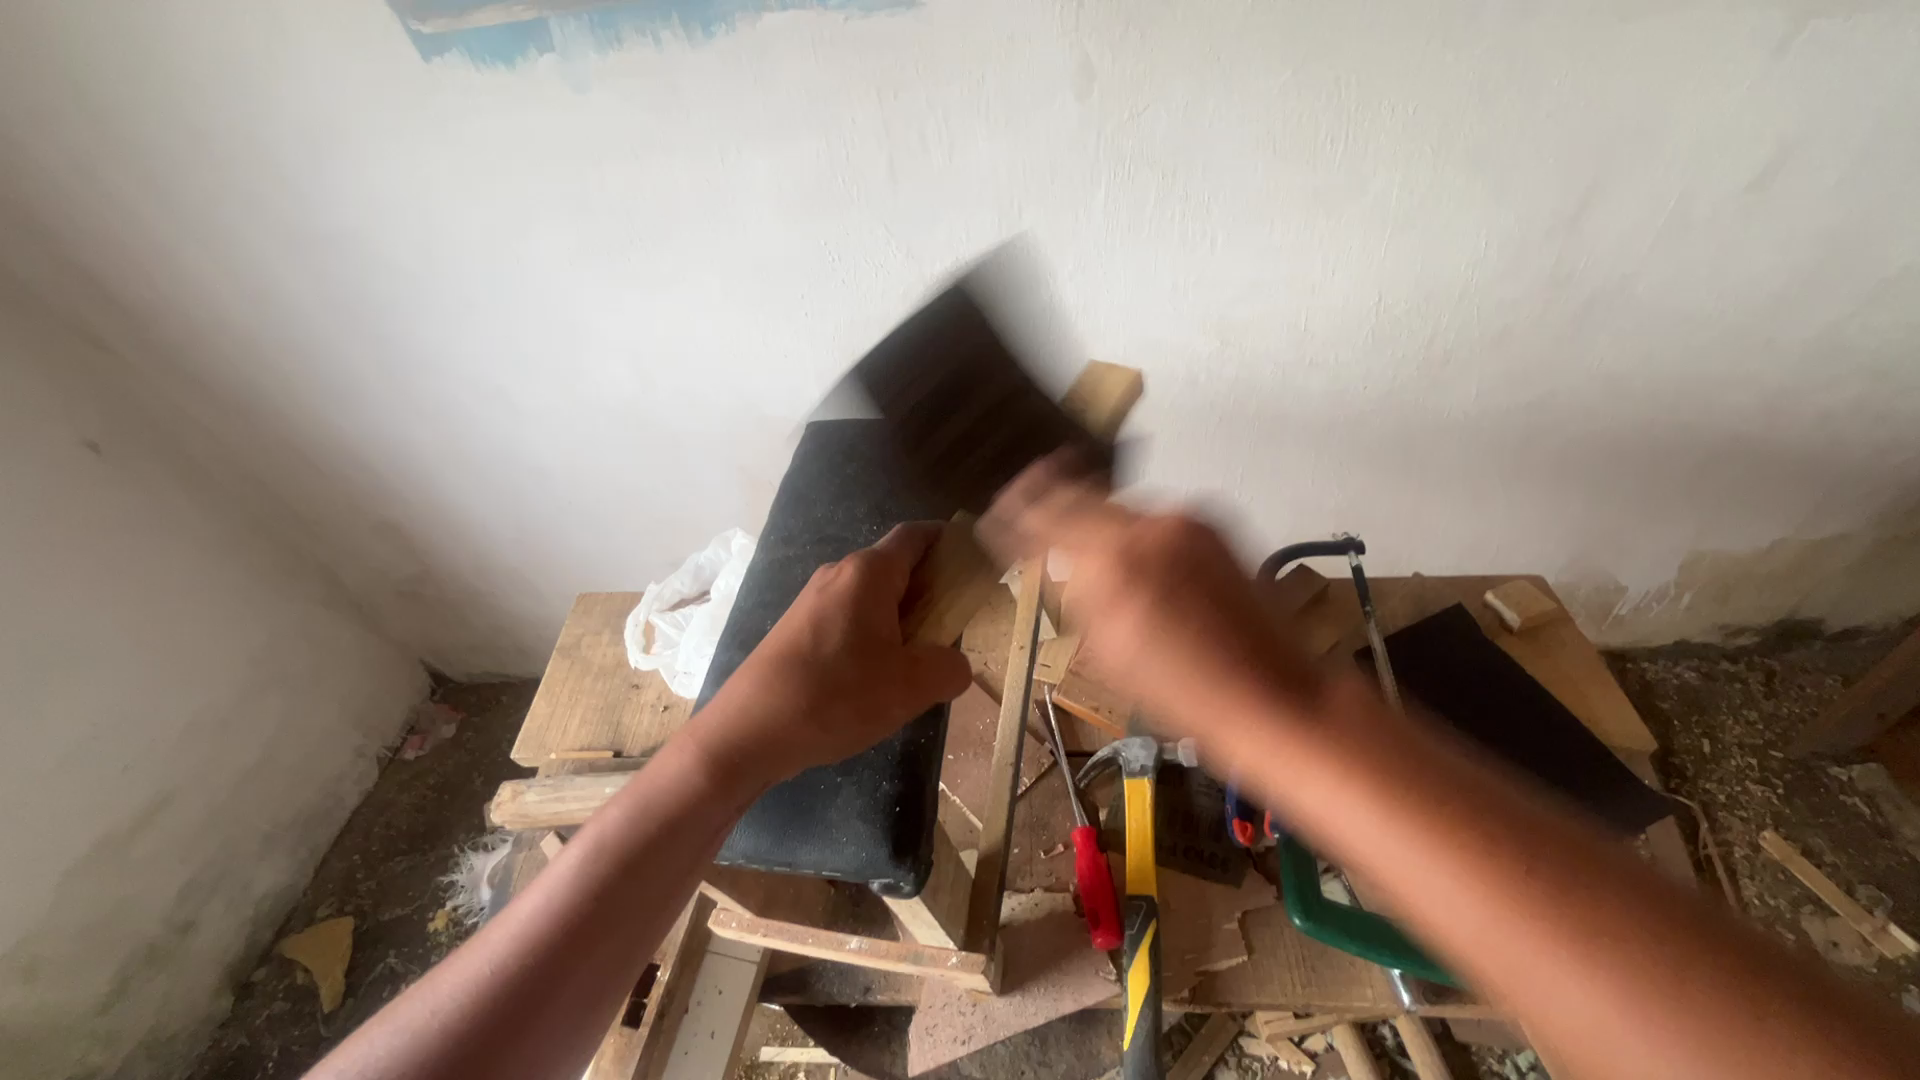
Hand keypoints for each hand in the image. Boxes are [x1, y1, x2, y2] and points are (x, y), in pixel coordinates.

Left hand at [688, 522, 972, 785]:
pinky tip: (874, 682)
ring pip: (871, 599)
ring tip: (915, 666)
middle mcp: (838, 575)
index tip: (973, 564)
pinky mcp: (796, 631)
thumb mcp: (912, 687)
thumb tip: (953, 663)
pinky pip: (848, 621)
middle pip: (896, 568)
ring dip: (901, 621)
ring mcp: (812, 602)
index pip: (917, 535)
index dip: (949, 542)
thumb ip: (950, 667)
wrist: (748, 732)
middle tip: (952, 631)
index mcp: (869, 573)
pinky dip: (872, 638)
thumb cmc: (836, 696)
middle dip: (930, 591)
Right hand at [978, 454, 1325, 737]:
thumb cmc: (1184, 694)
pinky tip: (1139, 561)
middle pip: (1078, 494)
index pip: (1043, 520)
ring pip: (1119, 507)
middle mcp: (1146, 529)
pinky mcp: (1214, 525)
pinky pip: (1156, 519)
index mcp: (1111, 565)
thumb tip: (1058, 565)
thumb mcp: (1107, 652)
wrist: (1272, 694)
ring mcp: (1185, 521)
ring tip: (1091, 550)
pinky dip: (1138, 533)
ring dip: (1098, 521)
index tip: (998, 515)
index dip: (1014, 515)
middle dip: (1049, 499)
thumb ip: (1077, 597)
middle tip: (1024, 500)